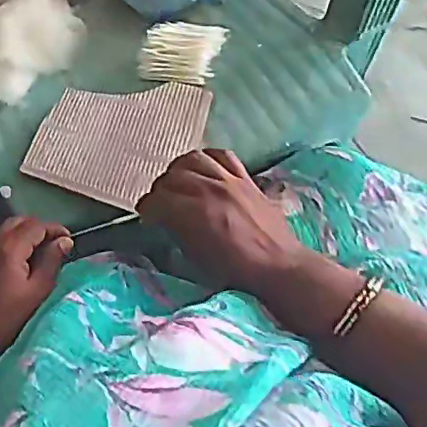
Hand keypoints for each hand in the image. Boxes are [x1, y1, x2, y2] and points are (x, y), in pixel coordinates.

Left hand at [0, 217, 71, 344]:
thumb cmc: (9, 314)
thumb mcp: (37, 290)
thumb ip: (51, 261)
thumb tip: (65, 241)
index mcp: (10, 247)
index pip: (36, 226)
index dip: (55, 229)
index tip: (69, 240)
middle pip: (21, 221)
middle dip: (40, 227)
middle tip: (56, 243)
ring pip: (9, 226)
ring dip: (26, 231)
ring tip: (42, 250)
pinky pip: (0, 236)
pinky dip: (14, 238)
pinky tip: (23, 255)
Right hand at [138, 150, 321, 292]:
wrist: (279, 267)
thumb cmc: (236, 270)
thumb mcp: (197, 256)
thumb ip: (177, 231)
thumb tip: (164, 218)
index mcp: (194, 213)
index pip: (158, 200)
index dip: (147, 208)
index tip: (146, 215)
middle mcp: (209, 190)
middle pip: (172, 177)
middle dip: (160, 190)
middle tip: (160, 201)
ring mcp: (229, 180)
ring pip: (193, 159)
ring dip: (179, 169)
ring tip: (178, 180)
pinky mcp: (246, 178)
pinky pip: (222, 156)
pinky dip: (208, 158)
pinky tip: (204, 168)